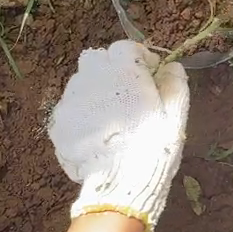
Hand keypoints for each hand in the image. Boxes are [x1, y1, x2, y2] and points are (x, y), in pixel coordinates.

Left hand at [48, 41, 189, 231]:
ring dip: (94, 92)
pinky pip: (69, 111)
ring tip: (110, 118)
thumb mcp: (175, 114)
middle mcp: (90, 77)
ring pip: (80, 85)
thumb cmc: (153, 146)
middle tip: (126, 94)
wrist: (120, 183)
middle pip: (97, 61)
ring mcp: (70, 101)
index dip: (138, 59)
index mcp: (122, 70)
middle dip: (111, 71)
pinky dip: (81, 117)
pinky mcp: (58, 124)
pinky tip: (95, 136)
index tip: (149, 75)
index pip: (125, 48)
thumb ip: (174, 84)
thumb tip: (171, 67)